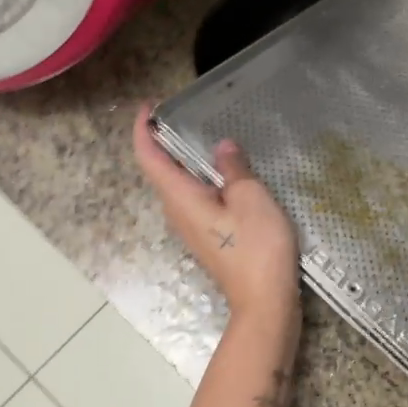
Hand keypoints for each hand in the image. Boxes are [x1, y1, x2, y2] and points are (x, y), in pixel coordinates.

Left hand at [133, 104, 299, 322]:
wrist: (264, 300)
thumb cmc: (255, 247)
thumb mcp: (251, 198)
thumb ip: (234, 168)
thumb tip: (221, 146)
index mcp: (180, 197)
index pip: (148, 156)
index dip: (143, 129)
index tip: (149, 106)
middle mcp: (177, 211)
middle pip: (161, 170)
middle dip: (165, 140)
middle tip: (184, 113)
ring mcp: (191, 227)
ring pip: (179, 184)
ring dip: (185, 159)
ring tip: (206, 135)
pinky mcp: (207, 236)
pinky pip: (196, 198)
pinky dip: (201, 177)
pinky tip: (226, 171)